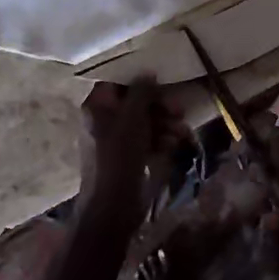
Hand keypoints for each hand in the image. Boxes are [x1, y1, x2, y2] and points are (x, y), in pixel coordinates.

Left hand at [78, 78, 180, 223]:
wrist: (113, 208)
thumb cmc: (118, 156)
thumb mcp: (132, 118)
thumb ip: (141, 92)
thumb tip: (148, 72)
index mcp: (97, 107)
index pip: (117, 82)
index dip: (139, 81)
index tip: (161, 82)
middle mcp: (104, 120)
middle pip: (135, 102)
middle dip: (159, 106)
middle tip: (179, 110)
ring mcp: (116, 140)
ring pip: (144, 122)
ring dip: (166, 124)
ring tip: (181, 132)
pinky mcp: (128, 158)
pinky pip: (147, 141)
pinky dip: (161, 141)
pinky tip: (174, 146)